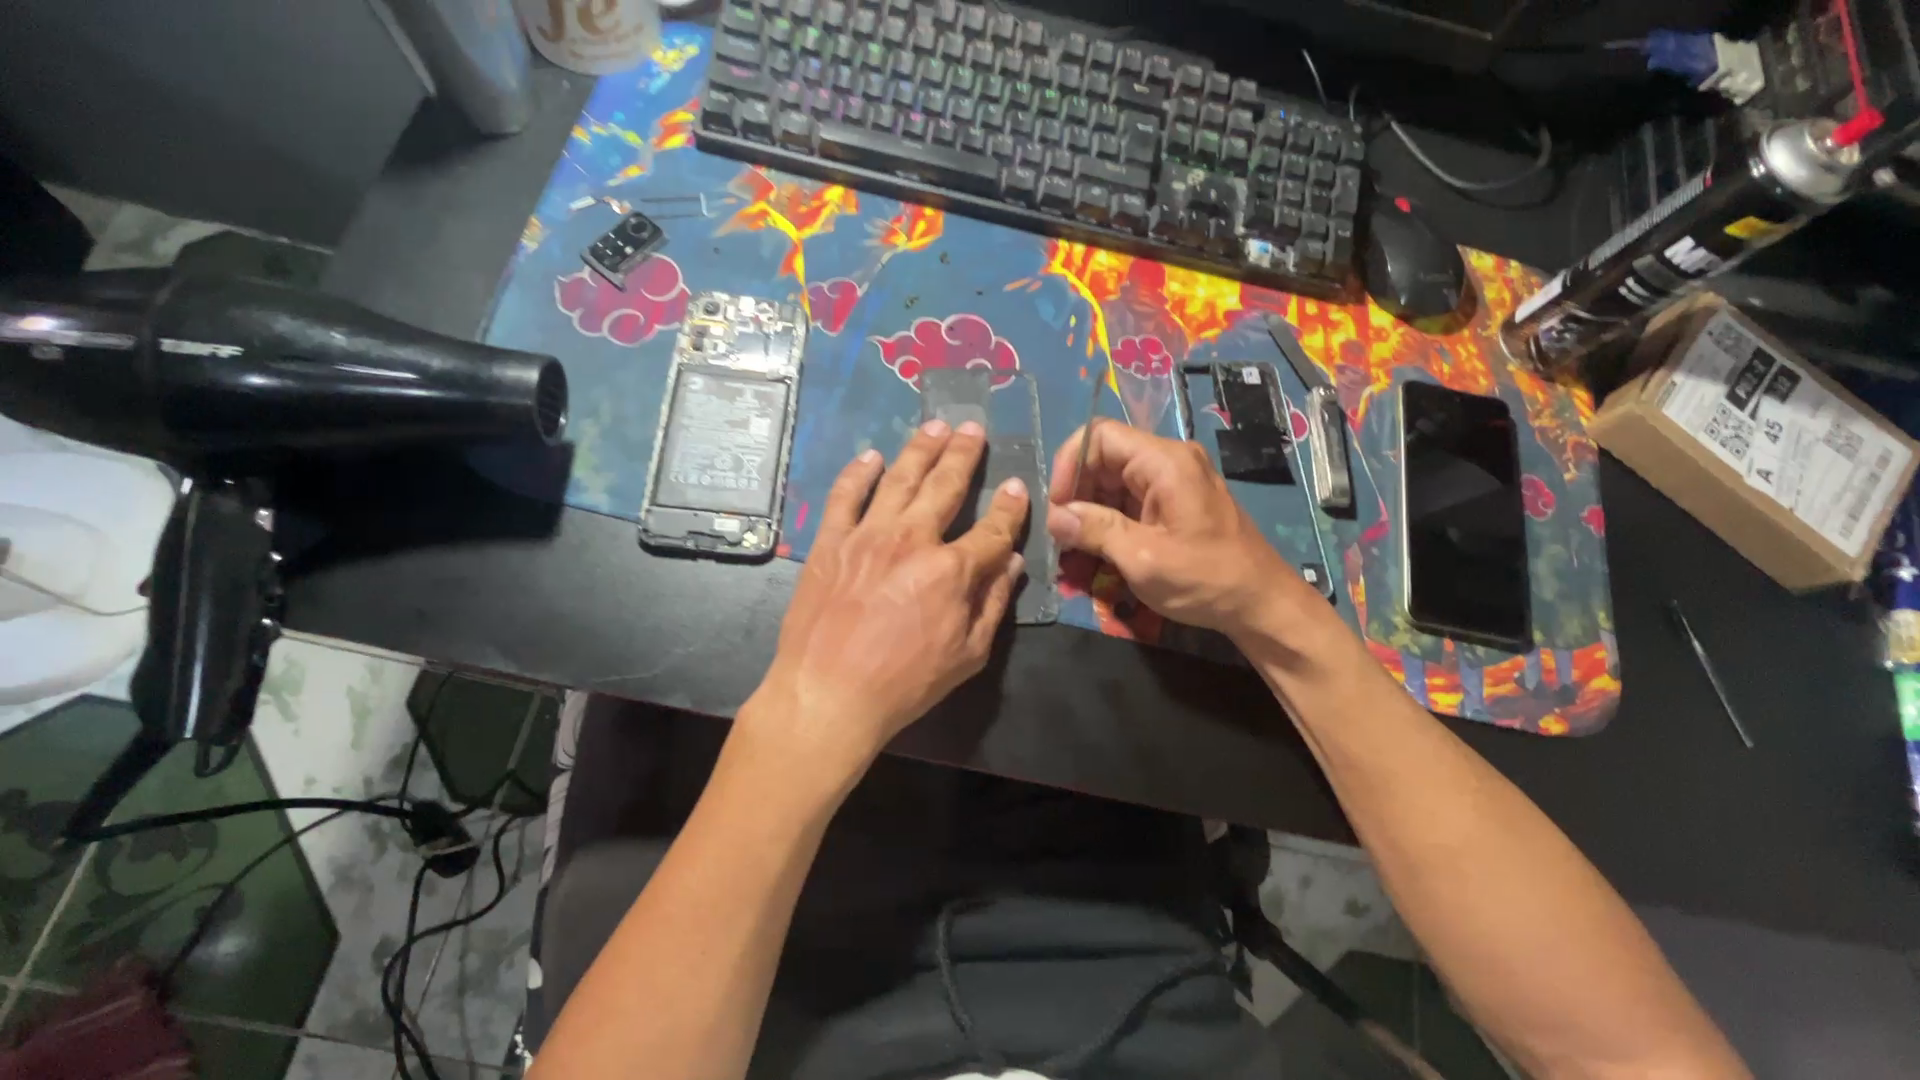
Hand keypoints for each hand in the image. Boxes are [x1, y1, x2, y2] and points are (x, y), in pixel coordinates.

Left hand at [744, 419, 1028, 774]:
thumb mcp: (968, 655)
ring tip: (935, 425)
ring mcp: (867, 535)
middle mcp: (912, 540)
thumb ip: (993, 604)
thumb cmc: (905, 683)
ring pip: (899, 478)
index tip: (1017, 485)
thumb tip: (1011, 563)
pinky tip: (872, 456)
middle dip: (964, 454)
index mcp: (952, 570)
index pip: (993, 528)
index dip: (1010, 506)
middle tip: (973, 428)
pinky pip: (846, 495)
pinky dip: (859, 472)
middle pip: (945, 485)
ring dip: (920, 448)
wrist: (827, 694)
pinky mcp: (830, 541)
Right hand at [1046, 421, 1313, 639]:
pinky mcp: (1173, 506)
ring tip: (1073, 553)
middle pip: (1104, 459)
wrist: (1260, 605)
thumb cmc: (1206, 579)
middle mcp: (1169, 462)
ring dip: (1088, 515)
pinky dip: (1107, 526)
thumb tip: (1053, 517)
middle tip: (1061, 537)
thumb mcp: (1143, 558)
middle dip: (1076, 496)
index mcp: (1165, 462)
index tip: (1058, 507)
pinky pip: (1128, 503)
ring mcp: (1172, 484)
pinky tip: (1095, 556)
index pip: (1100, 436)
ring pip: (1112, 484)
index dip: (1069, 465)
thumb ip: (1095, 530)